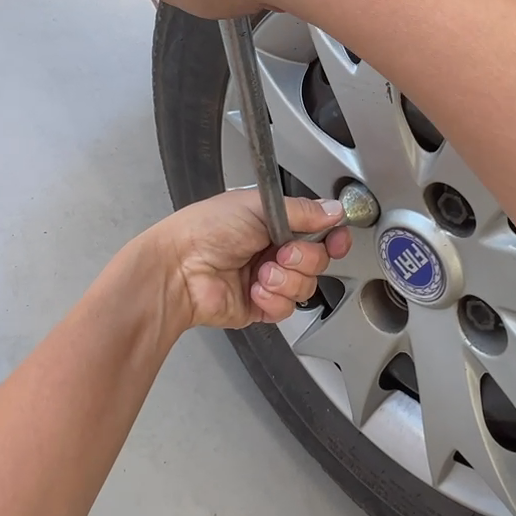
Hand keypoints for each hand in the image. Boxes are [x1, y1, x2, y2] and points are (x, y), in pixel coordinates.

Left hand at [143, 189, 354, 329]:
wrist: (178, 270)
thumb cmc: (205, 229)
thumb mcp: (257, 206)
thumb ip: (302, 210)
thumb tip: (335, 209)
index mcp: (274, 220)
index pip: (318, 228)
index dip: (333, 235)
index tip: (337, 239)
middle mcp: (274, 248)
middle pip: (318, 258)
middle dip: (305, 257)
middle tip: (283, 253)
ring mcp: (268, 279)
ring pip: (307, 286)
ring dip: (287, 280)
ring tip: (261, 273)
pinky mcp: (261, 306)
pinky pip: (287, 309)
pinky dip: (273, 300)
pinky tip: (254, 290)